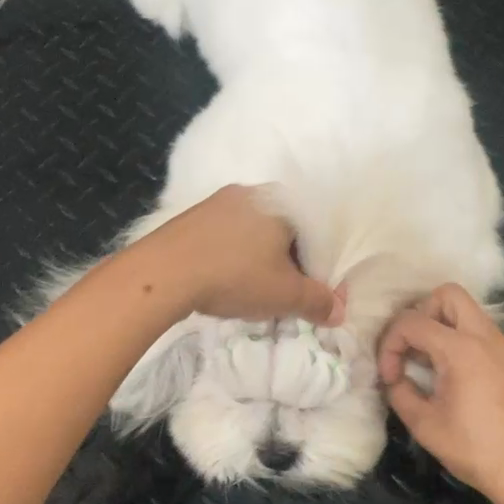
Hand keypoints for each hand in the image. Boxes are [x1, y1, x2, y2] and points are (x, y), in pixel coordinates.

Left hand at [139, 185, 343, 325]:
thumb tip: (338, 310)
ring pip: (250, 232)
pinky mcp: (191, 217)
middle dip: (285, 260)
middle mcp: (252, 192)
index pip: (314, 230)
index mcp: (281, 202)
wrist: (164, 272)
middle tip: (281, 293)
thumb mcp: (285, 295)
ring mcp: (217, 201)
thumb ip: (317, 301)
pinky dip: (230, 256)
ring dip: (256, 259)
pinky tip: (222, 280)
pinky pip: (223, 236)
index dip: (316, 262)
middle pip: (281, 229)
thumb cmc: (235, 276)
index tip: (308, 289)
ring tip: (250, 290)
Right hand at [377, 285, 503, 501]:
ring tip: (426, 361)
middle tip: (411, 349)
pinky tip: (447, 372)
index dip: (390, 345)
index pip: (411, 321)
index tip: (390, 377)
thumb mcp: (424, 424)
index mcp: (461, 349)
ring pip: (465, 309)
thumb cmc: (475, 450)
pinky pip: (477, 329)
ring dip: (439, 324)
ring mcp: (501, 346)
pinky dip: (456, 337)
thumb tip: (394, 379)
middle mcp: (484, 336)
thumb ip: (400, 392)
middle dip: (420, 314)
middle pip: (446, 294)